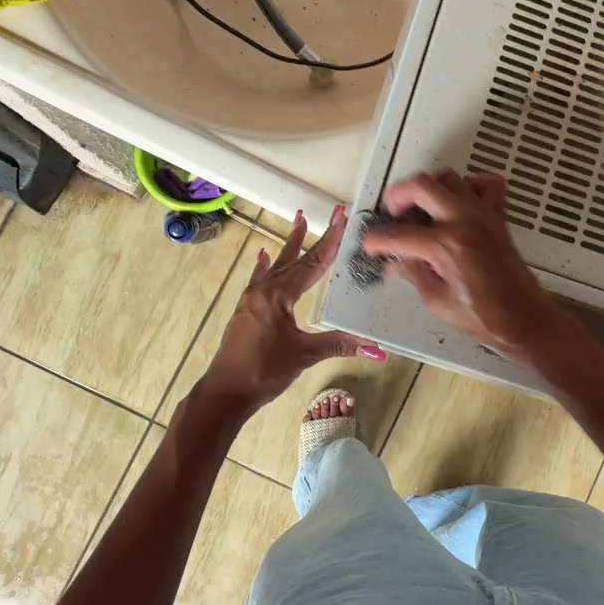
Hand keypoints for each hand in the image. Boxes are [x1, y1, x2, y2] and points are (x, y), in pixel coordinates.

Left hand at [186, 206, 385, 425]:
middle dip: (314, 236)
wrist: (226, 391)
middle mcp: (264, 290)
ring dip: (291, 245)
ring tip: (299, 220)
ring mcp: (252, 298)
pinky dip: (265, 266)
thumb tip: (377, 349)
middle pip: (296, 259)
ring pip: (277, 265)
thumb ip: (339, 345)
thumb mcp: (304, 355)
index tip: (342, 217)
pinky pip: (259, 279)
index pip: (312, 263)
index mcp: (279, 295)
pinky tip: (264, 256)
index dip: (330, 241)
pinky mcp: (246, 309)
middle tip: (331, 214)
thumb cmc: (263, 371)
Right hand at [360, 171, 563, 360]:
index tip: (370, 247)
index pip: (397, 235)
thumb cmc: (480, 316)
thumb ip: (413, 272)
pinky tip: (459, 203)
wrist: (524, 318)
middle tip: (393, 214)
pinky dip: (471, 185)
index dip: (377, 241)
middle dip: (398, 196)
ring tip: (422, 209)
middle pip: (421, 185)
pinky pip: (487, 184)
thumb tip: (395, 262)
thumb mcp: (436, 299)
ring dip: (430, 188)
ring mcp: (483, 214)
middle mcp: (463, 220)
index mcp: (444, 245)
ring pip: (450, 178)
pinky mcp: (498, 217)